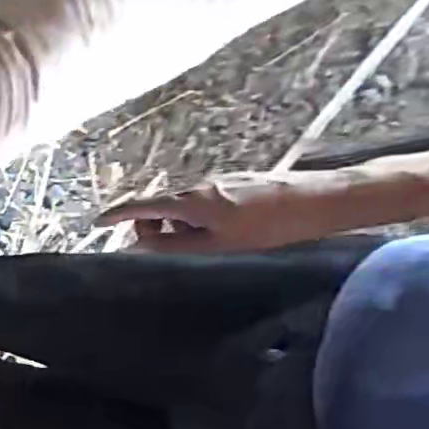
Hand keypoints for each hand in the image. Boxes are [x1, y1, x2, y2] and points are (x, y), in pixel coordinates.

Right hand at [95, 171, 351, 252]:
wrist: (332, 198)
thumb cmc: (273, 226)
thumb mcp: (218, 244)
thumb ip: (172, 246)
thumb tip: (138, 247)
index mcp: (186, 202)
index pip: (137, 208)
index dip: (113, 217)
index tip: (96, 225)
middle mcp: (196, 187)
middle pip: (158, 206)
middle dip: (154, 225)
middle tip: (171, 245)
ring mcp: (219, 181)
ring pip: (184, 205)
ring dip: (182, 222)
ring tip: (210, 239)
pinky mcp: (240, 181)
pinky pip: (205, 200)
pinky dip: (202, 215)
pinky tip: (232, 227)